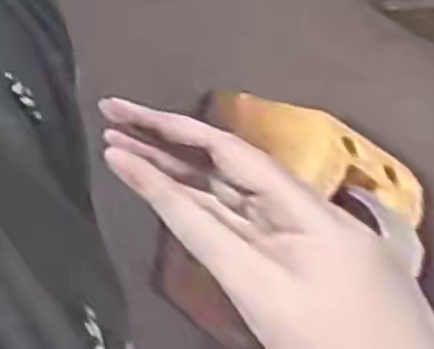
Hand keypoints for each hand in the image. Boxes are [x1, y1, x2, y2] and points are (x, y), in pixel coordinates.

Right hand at [100, 98, 433, 348]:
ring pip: (235, 192)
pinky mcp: (314, 262)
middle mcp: (319, 216)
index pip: (227, 148)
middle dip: (165, 142)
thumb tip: (117, 157)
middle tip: (109, 120)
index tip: (115, 108)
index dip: (166, 124)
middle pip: (230, 165)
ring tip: (121, 148)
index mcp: (315, 212)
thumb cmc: (323, 340)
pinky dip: (203, 200)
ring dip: (178, 170)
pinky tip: (167, 187)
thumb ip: (179, 212)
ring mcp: (320, 241)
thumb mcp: (243, 275)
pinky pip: (247, 218)